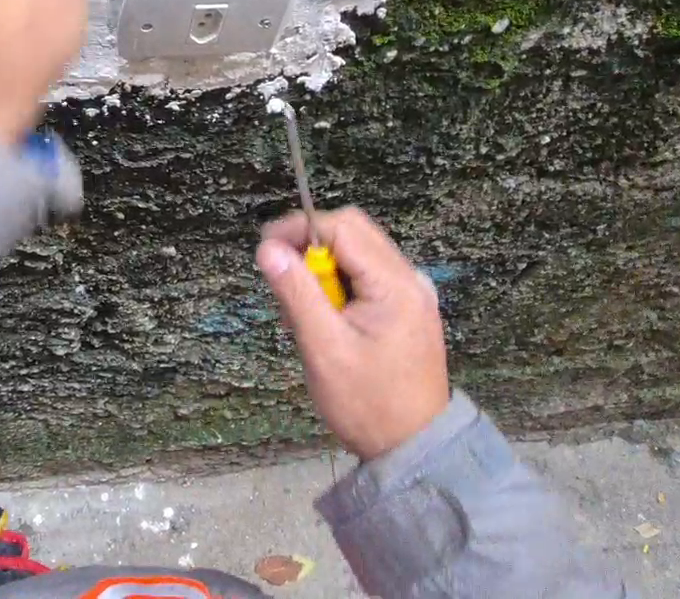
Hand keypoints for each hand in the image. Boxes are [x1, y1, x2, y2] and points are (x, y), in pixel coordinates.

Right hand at [256, 208, 450, 460]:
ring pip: (356, 251)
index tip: (265, 249)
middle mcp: (409, 279)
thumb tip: (267, 248)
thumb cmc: (366, 403)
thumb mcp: (323, 348)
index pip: (342, 227)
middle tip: (280, 275)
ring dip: (321, 267)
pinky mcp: (405, 308)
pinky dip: (337, 283)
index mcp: (396, 284)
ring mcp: (410, 293)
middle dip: (309, 245)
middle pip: (352, 231)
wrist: (414, 452)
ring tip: (301, 309)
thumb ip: (296, 292)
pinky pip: (364, 274)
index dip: (299, 229)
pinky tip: (323, 317)